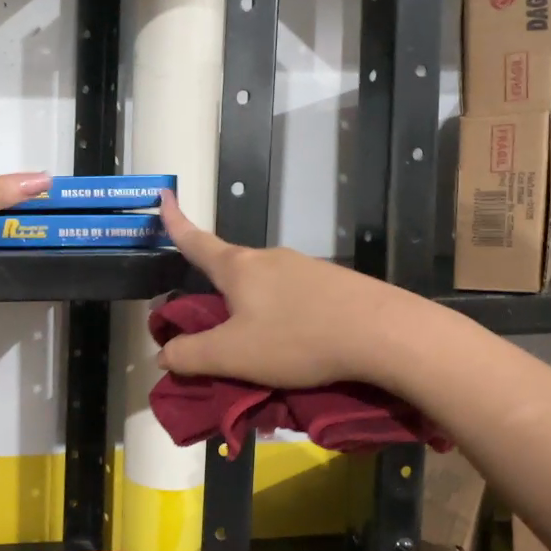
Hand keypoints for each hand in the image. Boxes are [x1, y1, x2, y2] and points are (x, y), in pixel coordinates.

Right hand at [157, 192, 417, 388]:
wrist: (386, 334)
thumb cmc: (298, 339)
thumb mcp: (233, 355)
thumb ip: (191, 356)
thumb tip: (163, 354)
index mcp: (238, 268)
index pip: (196, 242)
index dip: (175, 222)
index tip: (164, 195)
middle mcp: (269, 258)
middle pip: (231, 268)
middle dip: (217, 288)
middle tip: (208, 319)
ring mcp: (306, 268)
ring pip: (265, 284)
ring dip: (253, 305)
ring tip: (256, 342)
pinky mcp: (335, 284)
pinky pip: (295, 296)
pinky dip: (284, 313)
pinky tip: (295, 340)